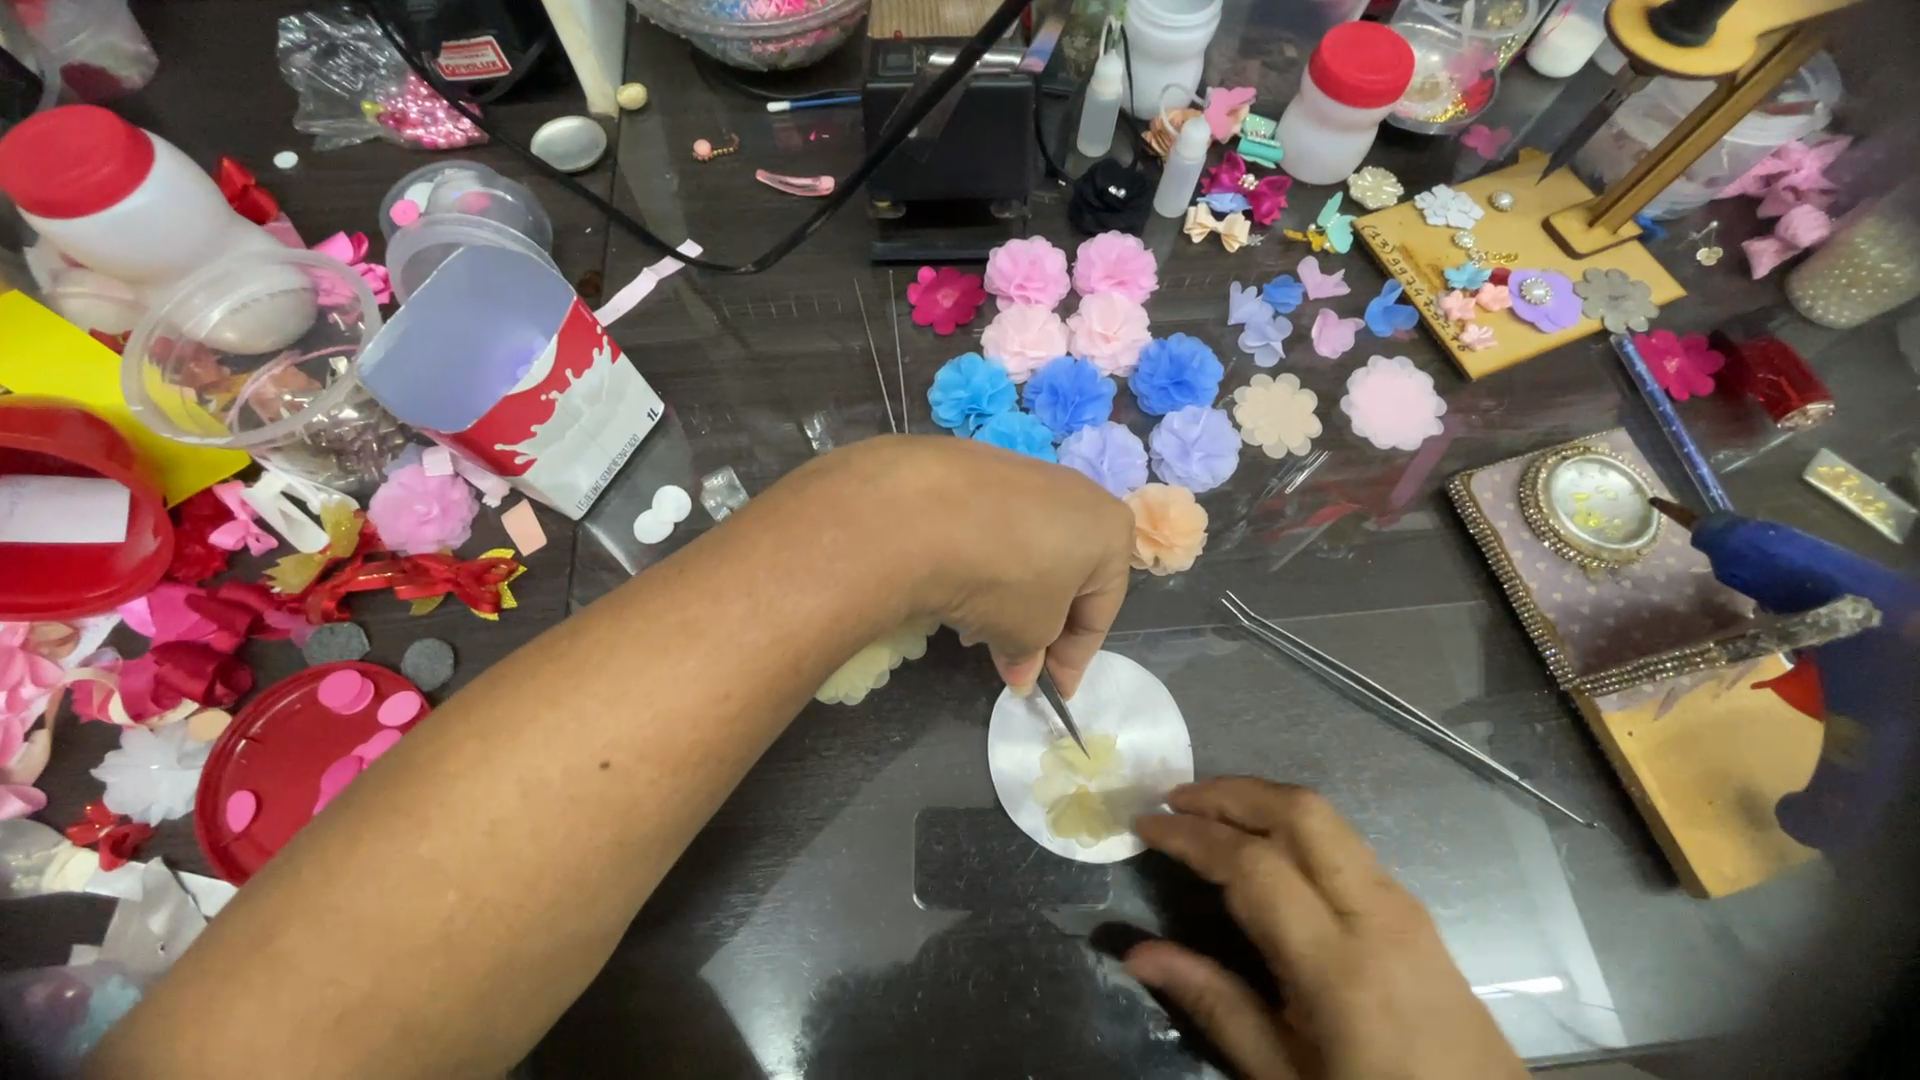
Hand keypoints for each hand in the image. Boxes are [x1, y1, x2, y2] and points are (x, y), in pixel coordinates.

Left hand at [812, 435, 1133, 696]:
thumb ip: (1031, 654)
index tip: (1053, 691)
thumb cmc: (1003, 578)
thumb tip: (1022, 672)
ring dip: (1007, 596)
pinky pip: (991, 527)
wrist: (922, 512)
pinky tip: (953, 587)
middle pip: (1064, 575)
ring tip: (974, 631)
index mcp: (1108, 529)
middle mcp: (1076, 492)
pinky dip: (981, 562)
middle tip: (1012, 664)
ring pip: (1025, 551)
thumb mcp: (1028, 632)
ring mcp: (1023, 474)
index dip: (1075, 659)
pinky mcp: (975, 468)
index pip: (1101, 609)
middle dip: (1038, 626)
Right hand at [1130, 778, 1526, 1079]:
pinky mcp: (1414, 912)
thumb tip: (1137, 952)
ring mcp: (1403, 907)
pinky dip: (1290, 823)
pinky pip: (1344, 842)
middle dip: (1230, 792)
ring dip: (1260, 800)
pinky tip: (1261, 844)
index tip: (1144, 824)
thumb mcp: (1285, 1078)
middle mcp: (1377, 916)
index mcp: (1339, 968)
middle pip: (1300, 813)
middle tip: (1174, 800)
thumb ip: (1213, 1004)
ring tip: (1207, 811)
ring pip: (1326, 818)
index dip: (1191, 835)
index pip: (1253, 864)